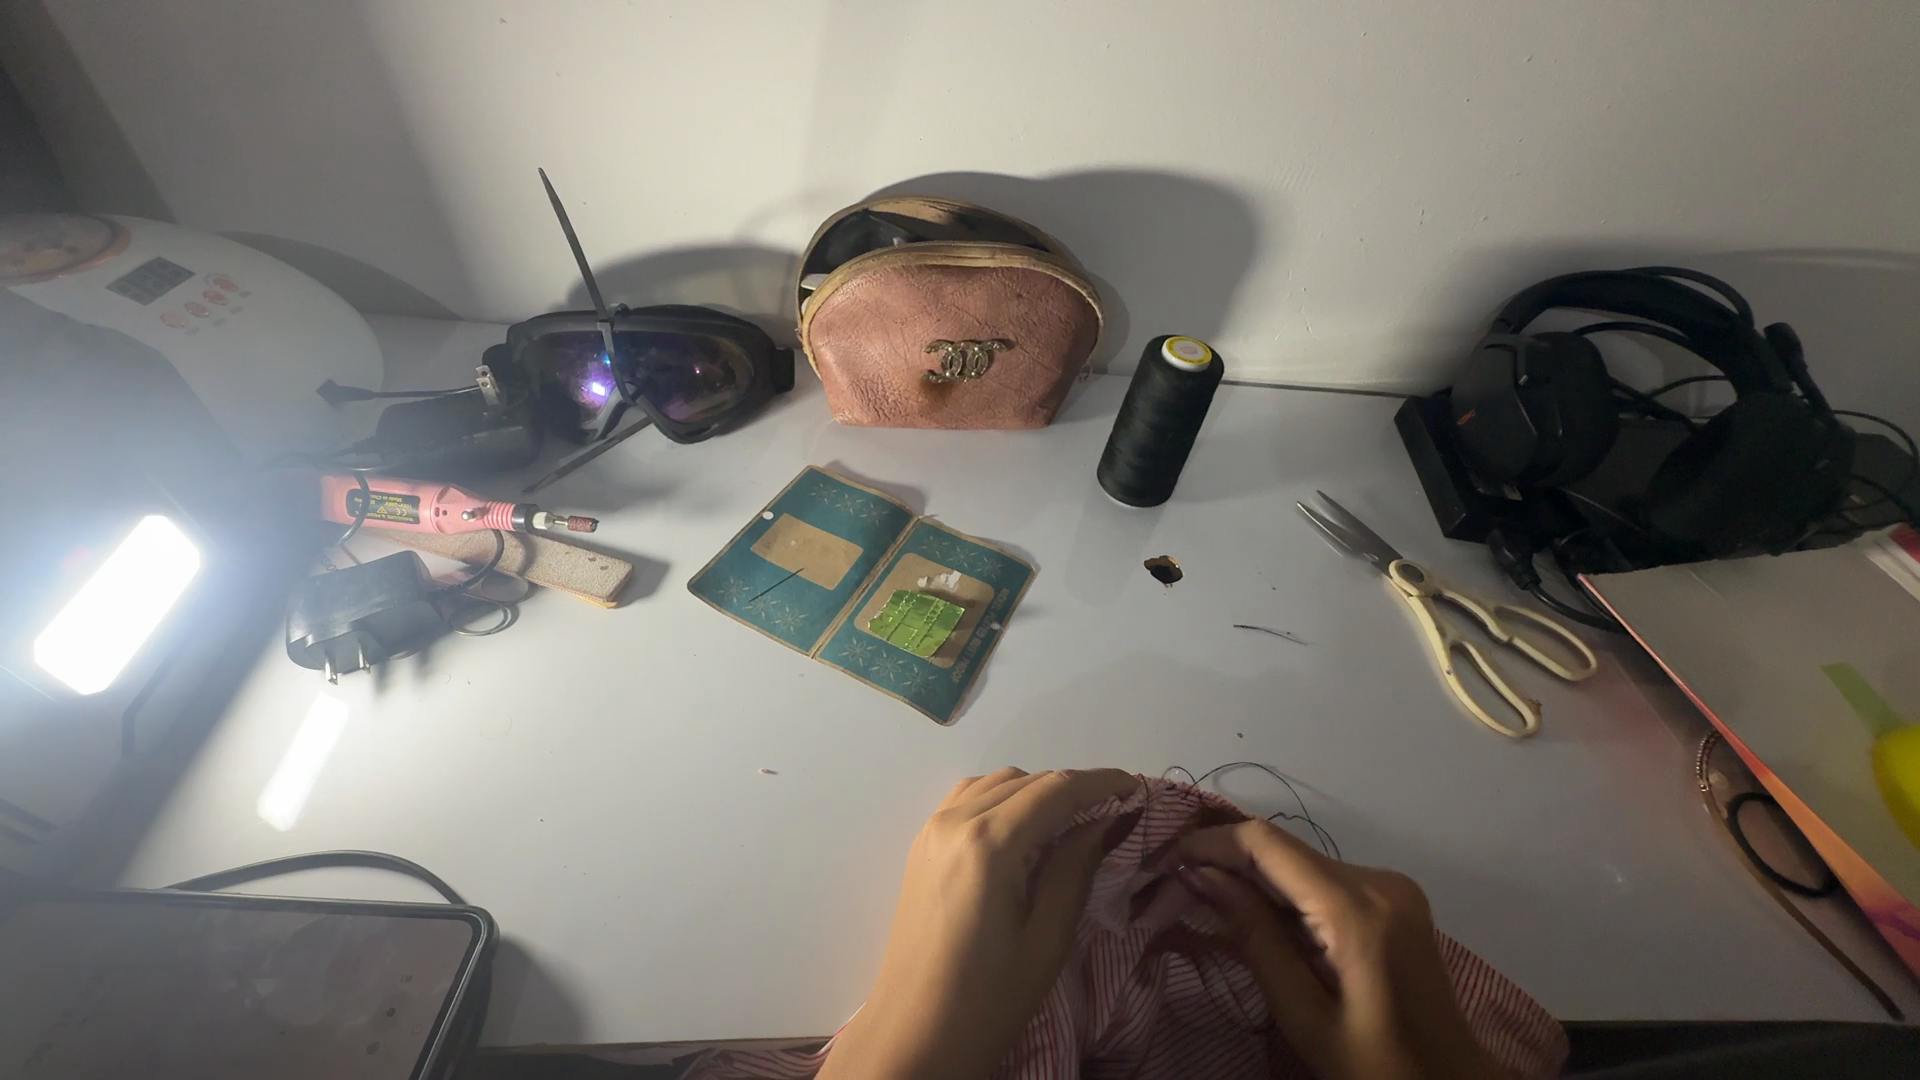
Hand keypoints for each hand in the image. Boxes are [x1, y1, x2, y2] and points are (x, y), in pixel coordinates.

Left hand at [820, 767, 1137, 1079]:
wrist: (912, 1035)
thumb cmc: (986, 999)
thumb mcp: (1046, 941)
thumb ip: (1073, 870)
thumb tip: (1099, 822)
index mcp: (989, 844)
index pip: (1055, 790)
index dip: (1099, 782)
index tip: (1134, 787)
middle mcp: (956, 821)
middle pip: (1026, 780)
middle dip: (1072, 788)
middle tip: (1109, 814)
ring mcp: (932, 828)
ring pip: (996, 782)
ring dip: (1035, 790)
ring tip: (1067, 824)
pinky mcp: (921, 842)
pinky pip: (968, 796)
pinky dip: (1001, 797)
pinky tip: (1019, 829)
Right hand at [1173, 820, 1508, 1079]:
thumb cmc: (1378, 1070)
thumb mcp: (1305, 1017)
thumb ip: (1255, 937)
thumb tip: (1203, 875)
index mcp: (1358, 910)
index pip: (1267, 844)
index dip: (1212, 842)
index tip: (1170, 858)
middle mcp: (1378, 880)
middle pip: (1282, 848)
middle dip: (1228, 860)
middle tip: (1181, 883)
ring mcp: (1390, 886)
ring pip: (1298, 859)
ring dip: (1254, 875)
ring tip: (1210, 898)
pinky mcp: (1392, 897)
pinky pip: (1321, 876)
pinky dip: (1283, 889)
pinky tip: (1259, 915)